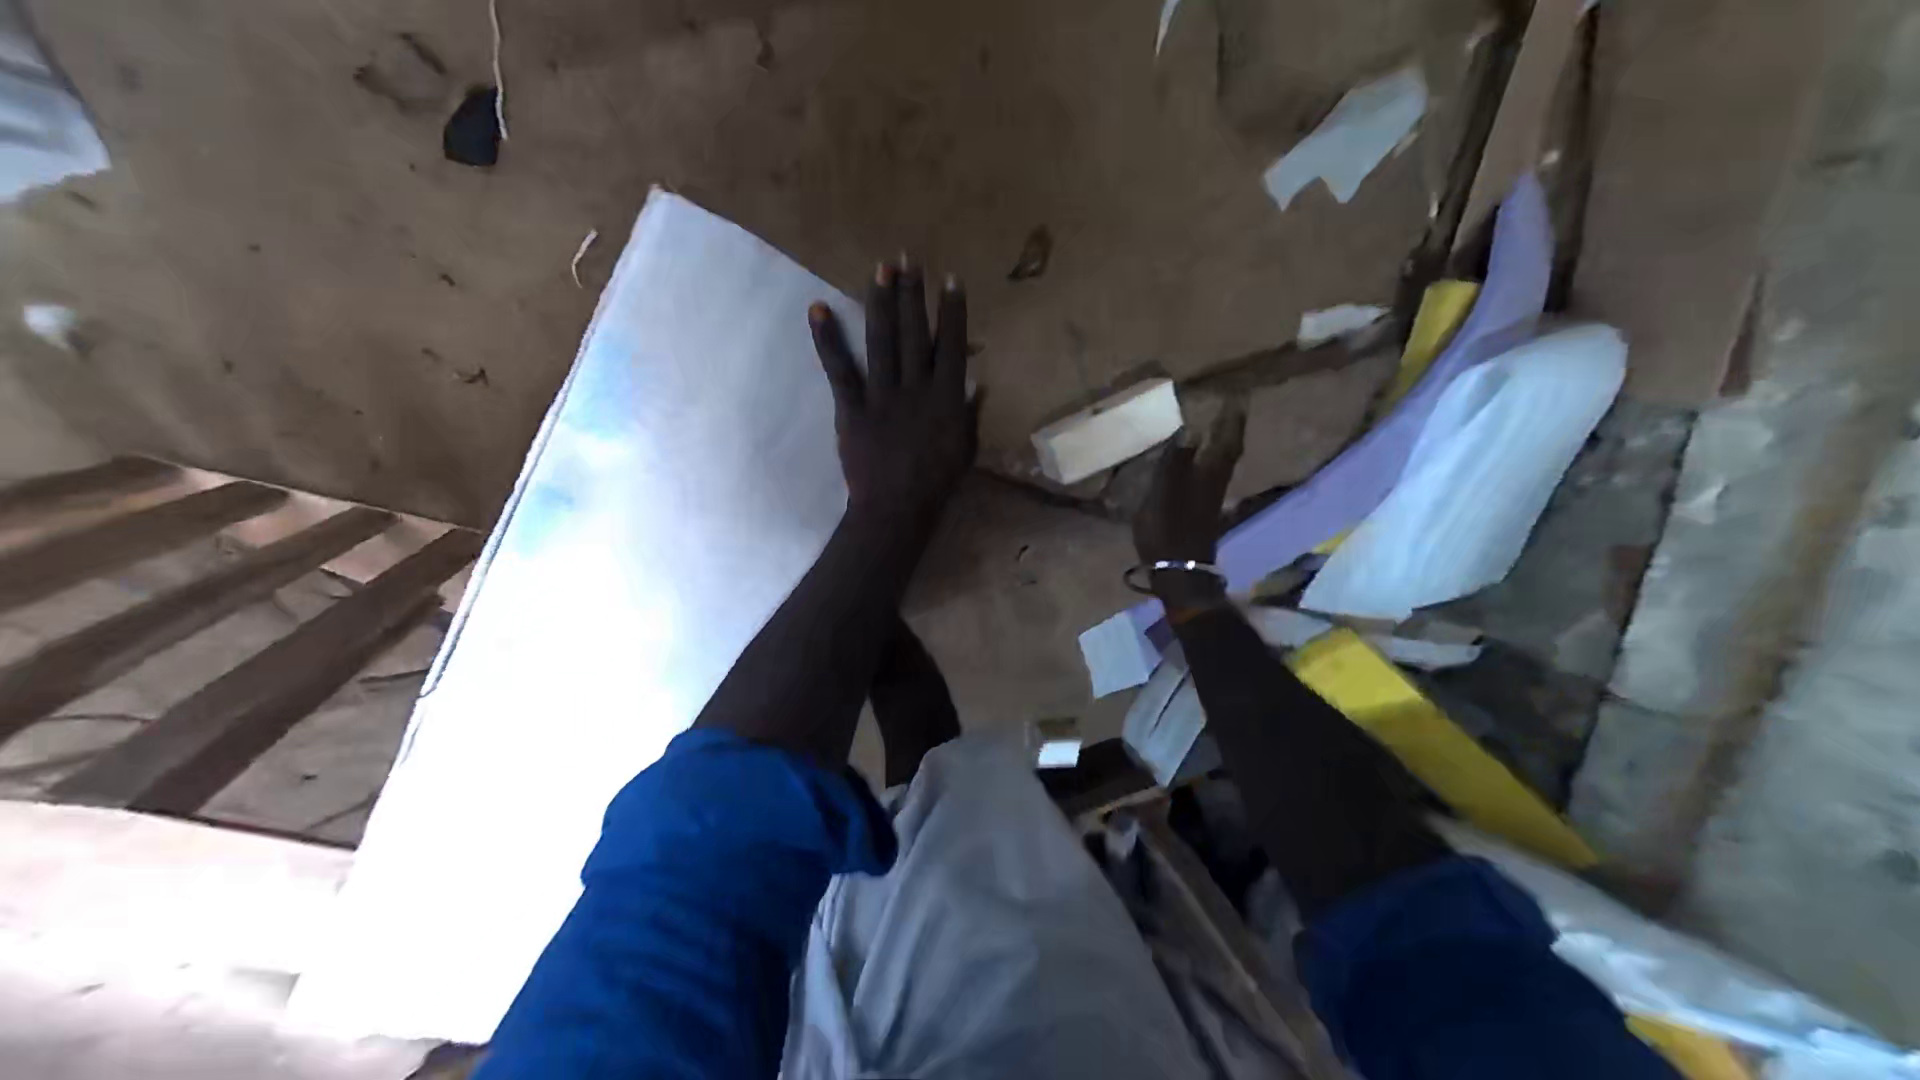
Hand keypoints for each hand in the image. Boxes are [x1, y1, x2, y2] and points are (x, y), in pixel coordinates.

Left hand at [810, 258, 976, 527]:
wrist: (898, 509)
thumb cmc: (937, 483)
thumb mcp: (966, 449)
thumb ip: (970, 414)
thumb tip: (976, 383)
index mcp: (947, 398)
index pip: (952, 344)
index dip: (951, 310)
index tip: (950, 279)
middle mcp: (916, 388)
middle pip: (915, 333)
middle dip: (913, 293)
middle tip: (907, 259)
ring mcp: (882, 396)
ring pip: (882, 341)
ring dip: (881, 302)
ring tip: (880, 270)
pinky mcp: (852, 409)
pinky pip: (840, 370)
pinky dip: (827, 340)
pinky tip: (817, 309)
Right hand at [1133, 401, 1244, 600]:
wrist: (1178, 571)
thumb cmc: (1169, 529)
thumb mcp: (1165, 492)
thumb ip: (1176, 460)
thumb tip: (1191, 427)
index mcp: (1208, 475)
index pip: (1227, 441)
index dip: (1231, 420)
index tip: (1237, 397)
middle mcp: (1214, 484)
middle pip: (1228, 452)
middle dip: (1229, 430)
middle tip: (1229, 409)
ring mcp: (1209, 501)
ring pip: (1220, 465)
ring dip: (1220, 446)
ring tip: (1214, 430)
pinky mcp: (1201, 513)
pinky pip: (1208, 478)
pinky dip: (1206, 464)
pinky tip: (1197, 465)